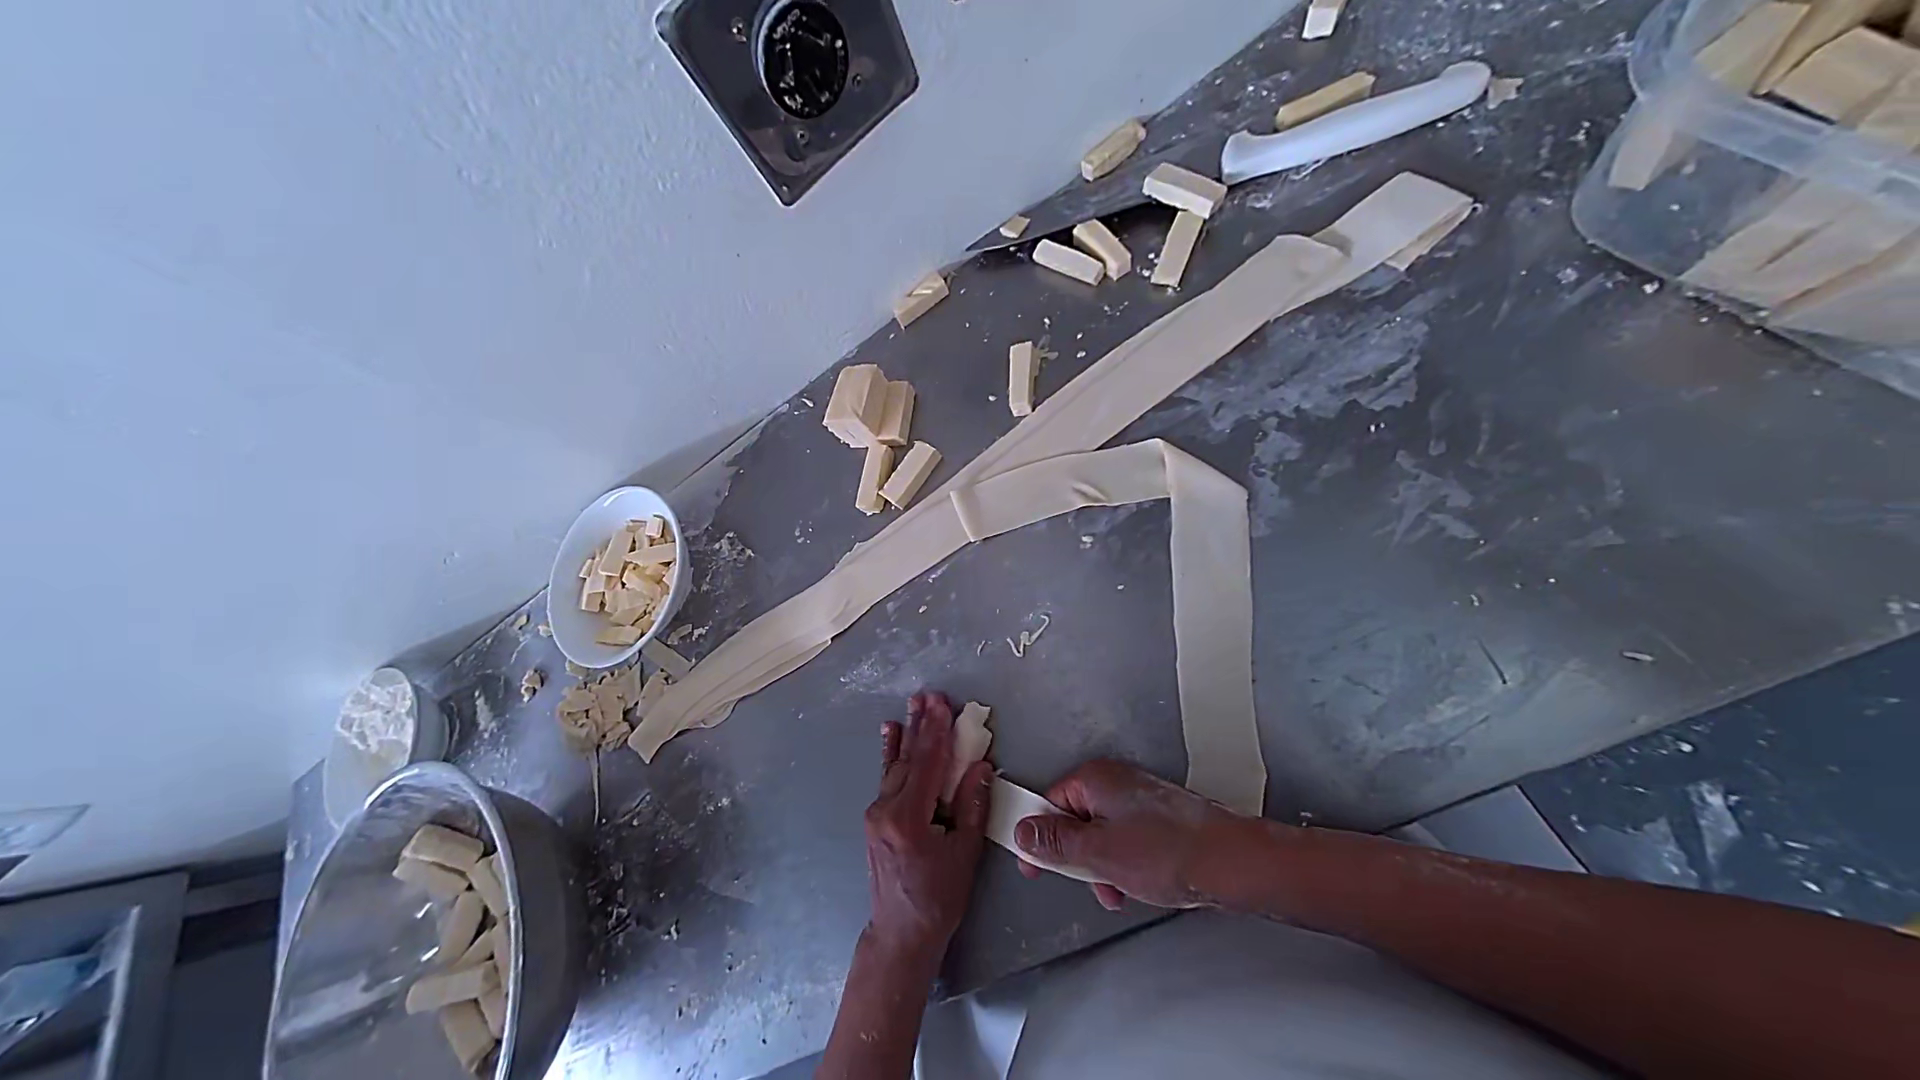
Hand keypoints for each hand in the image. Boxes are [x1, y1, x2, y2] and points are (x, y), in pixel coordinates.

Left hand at [864, 691, 993, 957]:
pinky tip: (892, 731)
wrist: (901, 933)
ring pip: (896, 765)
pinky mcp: (875, 817)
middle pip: (909, 759)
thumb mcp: (964, 854)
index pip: (927, 765)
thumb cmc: (938, 899)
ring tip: (914, 703)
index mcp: (908, 820)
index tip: (944, 705)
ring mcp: (876, 812)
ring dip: (909, 732)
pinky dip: (892, 753)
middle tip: (931, 695)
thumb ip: (972, 807)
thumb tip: (981, 767)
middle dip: (923, 725)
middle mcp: (885, 810)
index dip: (938, 733)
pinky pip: (887, 778)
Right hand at [1013, 759, 1245, 910]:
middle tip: (1085, 880)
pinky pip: (1125, 838)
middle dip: (1076, 856)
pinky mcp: (1158, 817)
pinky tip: (1136, 885)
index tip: (1033, 863)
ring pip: (1100, 833)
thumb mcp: (1097, 853)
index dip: (1038, 836)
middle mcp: (1116, 781)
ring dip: (1101, 865)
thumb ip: (1055, 842)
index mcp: (1095, 778)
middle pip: (1074, 818)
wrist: (1230, 862)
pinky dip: (1123, 863)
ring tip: (1117, 889)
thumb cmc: (1170, 852)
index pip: (1048, 802)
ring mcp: (1139, 798)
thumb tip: (1025, 831)